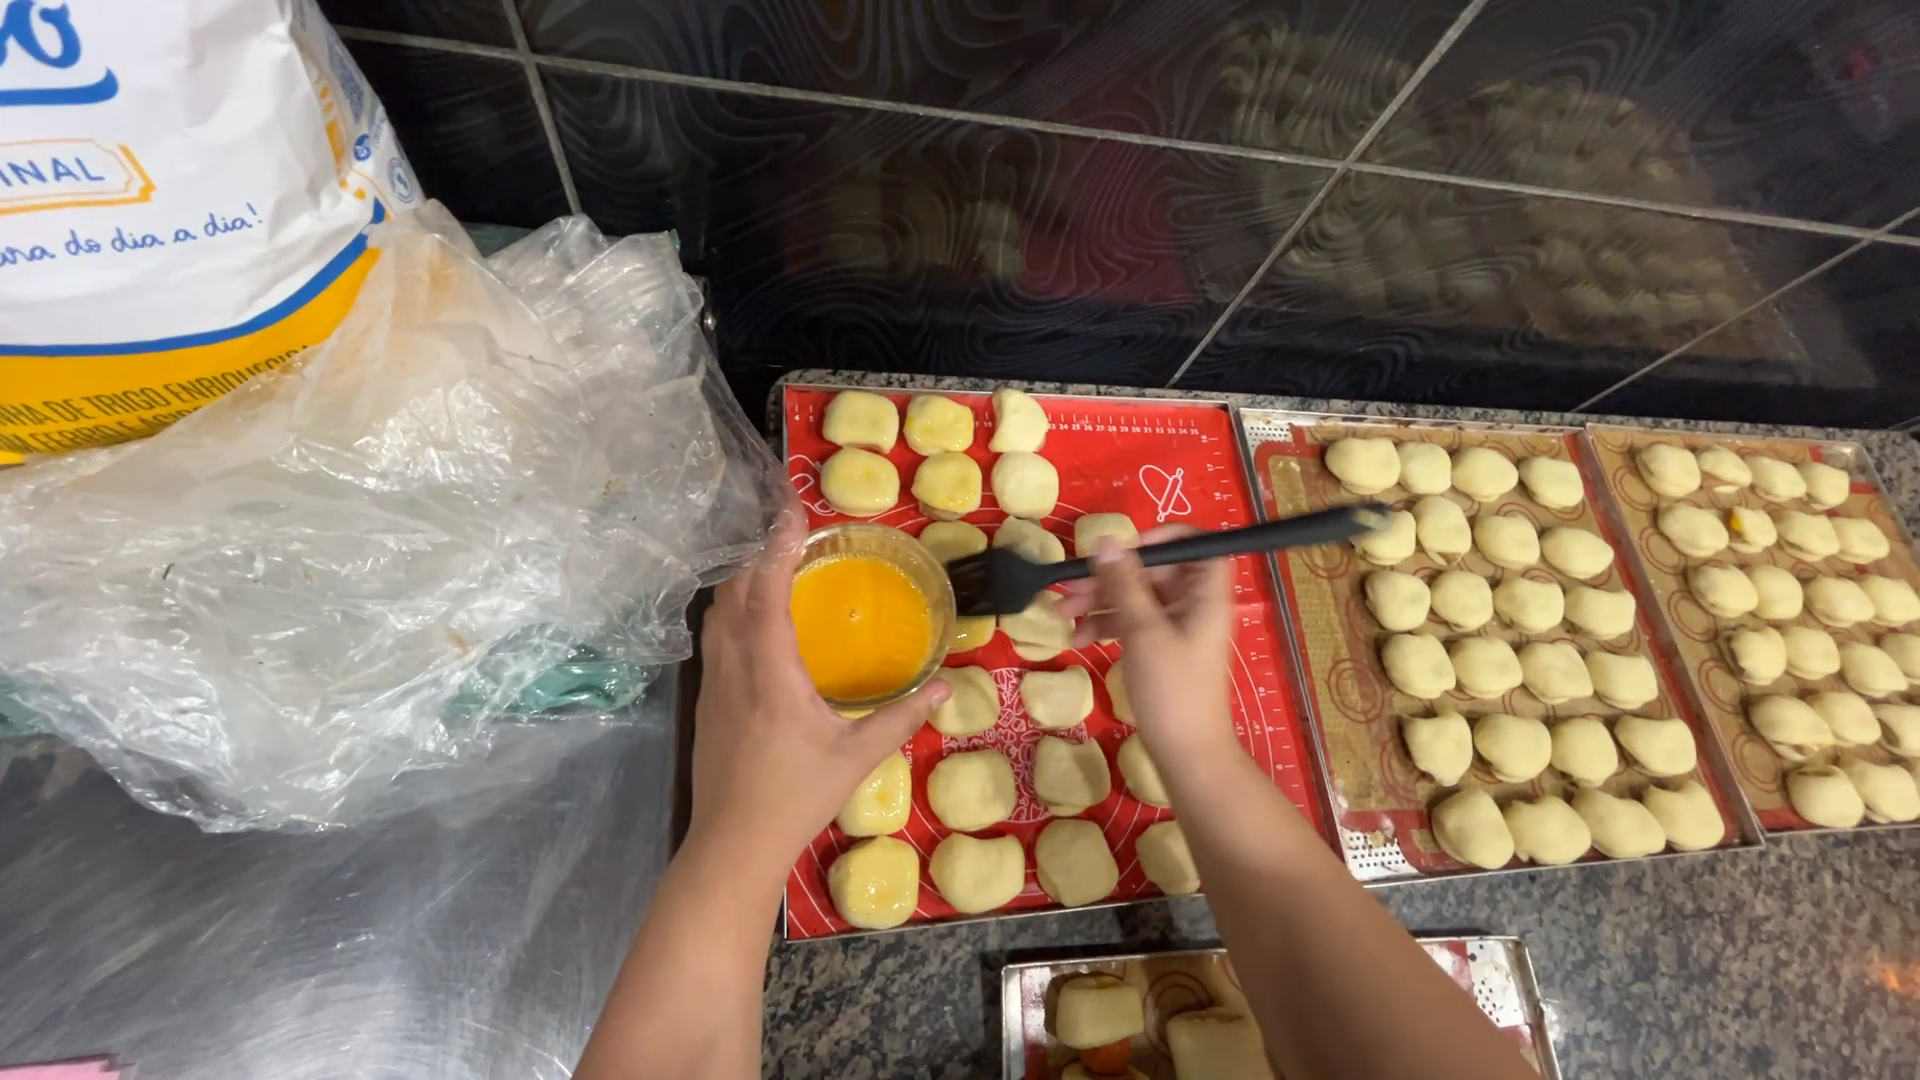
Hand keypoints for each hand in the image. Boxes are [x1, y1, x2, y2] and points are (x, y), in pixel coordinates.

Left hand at [686, 502, 949, 880]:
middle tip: (786, 524)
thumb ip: (901, 717)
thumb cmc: (796, 797)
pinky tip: (752, 614)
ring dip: (740, 577)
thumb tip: (945, 687)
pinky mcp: (705, 699)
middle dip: (758, 550)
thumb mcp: (857, 757)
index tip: (792, 510)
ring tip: (770, 557)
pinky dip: (732, 606)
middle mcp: (733, 666)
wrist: (731, 845)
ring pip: (717, 611)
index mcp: (770, 672)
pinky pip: (714, 635)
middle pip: (734, 590)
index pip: (768, 593)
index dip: (778, 547)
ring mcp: (712, 682)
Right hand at [1055, 527, 1237, 757]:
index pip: (1196, 545)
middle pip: (1153, 572)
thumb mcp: (1142, 630)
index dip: (1163, 538)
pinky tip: (1077, 638)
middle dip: (1110, 576)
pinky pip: (1132, 623)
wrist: (1186, 753)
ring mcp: (1176, 628)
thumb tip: (1106, 541)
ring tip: (1061, 613)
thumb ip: (1123, 583)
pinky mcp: (1160, 648)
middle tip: (1071, 586)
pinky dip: (1106, 625)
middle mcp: (1193, 604)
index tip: (1124, 547)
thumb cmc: (1172, 688)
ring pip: (1136, 597)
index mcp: (1204, 594)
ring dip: (1099, 601)